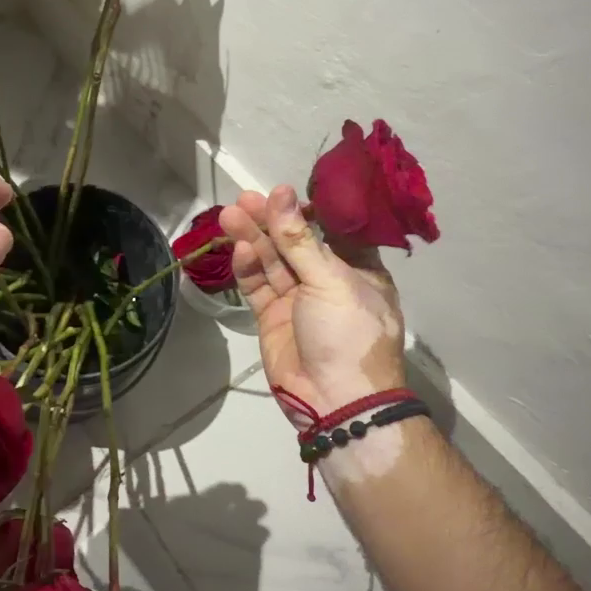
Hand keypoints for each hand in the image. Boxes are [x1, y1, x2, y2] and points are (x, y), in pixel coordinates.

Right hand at [220, 186, 404, 422]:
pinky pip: (259, 286)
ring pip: (273, 261)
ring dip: (253, 237)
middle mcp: (329, 282)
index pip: (333, 231)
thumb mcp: (330, 281)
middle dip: (272, 220)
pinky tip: (239, 247)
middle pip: (296, 243)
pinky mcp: (273, 318)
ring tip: (230, 213)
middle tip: (245, 197)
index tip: (285, 190)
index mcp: (359, 271)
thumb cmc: (350, 334)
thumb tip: (281, 193)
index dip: (309, 210)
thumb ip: (299, 239)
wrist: (336, 400)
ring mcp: (299, 301)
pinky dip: (249, 267)